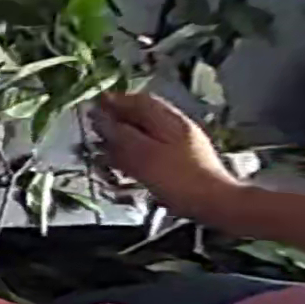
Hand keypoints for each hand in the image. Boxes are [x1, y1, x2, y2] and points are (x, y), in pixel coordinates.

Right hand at [92, 92, 241, 217]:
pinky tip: (117, 160)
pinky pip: (148, 148)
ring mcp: (179, 145)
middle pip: (142, 115)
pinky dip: (130, 150)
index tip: (92, 104)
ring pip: (143, 132)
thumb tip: (99, 116)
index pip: (140, 101)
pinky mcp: (177, 160)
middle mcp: (176, 128)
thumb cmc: (174, 176)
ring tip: (100, 143)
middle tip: (92, 124)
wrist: (212, 203)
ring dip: (120, 135)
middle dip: (116, 118)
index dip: (114, 100)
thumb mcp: (141, 152)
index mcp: (170, 121)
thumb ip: (118, 132)